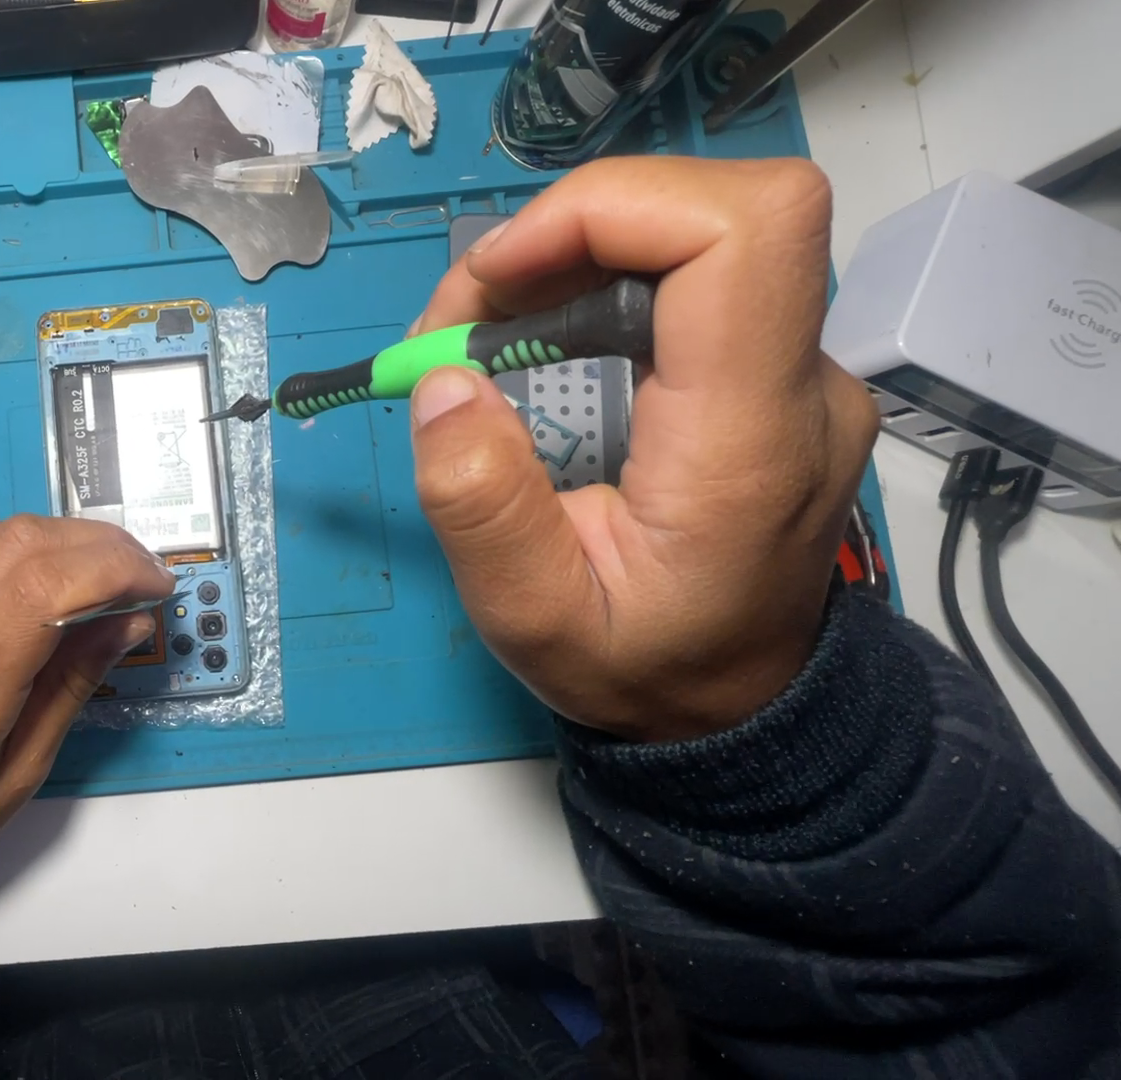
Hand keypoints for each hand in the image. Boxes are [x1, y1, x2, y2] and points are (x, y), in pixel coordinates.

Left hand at [0, 515, 174, 887]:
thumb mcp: (19, 778)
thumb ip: (72, 688)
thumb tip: (130, 620)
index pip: (35, 593)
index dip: (109, 570)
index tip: (158, 586)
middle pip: (17, 546)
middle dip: (99, 544)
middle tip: (147, 573)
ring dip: (68, 537)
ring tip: (116, 568)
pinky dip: (32, 548)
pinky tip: (64, 573)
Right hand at [409, 157, 876, 741]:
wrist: (732, 710)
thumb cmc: (636, 670)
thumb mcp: (531, 619)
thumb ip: (482, 510)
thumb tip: (442, 384)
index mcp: (744, 443)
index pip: (740, 235)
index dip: (608, 211)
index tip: (493, 278)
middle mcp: (796, 386)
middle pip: (705, 218)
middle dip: (555, 242)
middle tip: (456, 326)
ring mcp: (792, 376)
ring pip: (686, 243)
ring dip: (558, 265)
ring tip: (474, 342)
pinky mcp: (765, 378)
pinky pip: (679, 287)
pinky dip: (583, 293)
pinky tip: (528, 350)